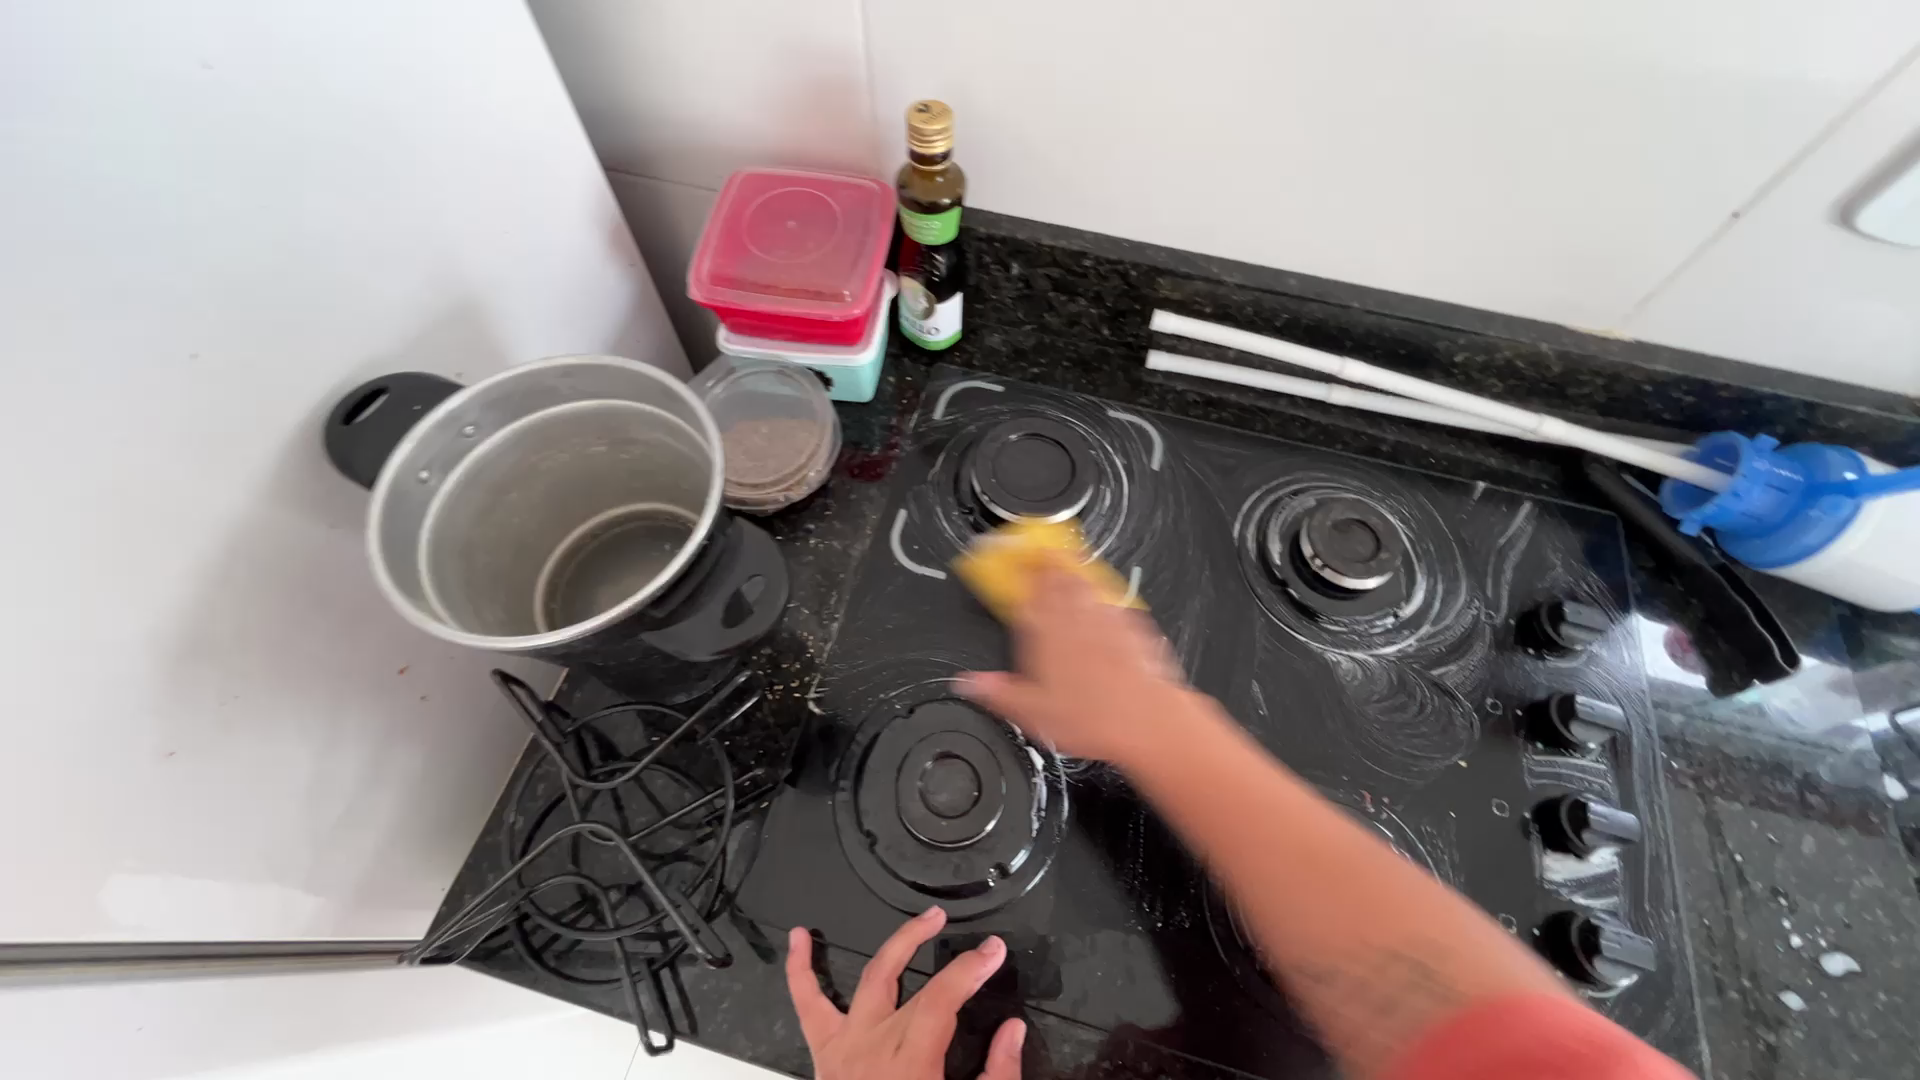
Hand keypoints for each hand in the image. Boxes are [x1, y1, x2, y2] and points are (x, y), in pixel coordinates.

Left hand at [785, 906, 1025, 1079]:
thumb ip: (997, 1075)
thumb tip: (1013, 1029)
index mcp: (909, 1065)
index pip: (942, 998)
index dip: (970, 969)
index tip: (993, 950)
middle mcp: (873, 1047)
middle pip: (913, 987)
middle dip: (948, 959)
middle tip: (975, 940)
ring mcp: (844, 1047)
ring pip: (871, 978)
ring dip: (898, 944)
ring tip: (926, 920)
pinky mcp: (823, 1054)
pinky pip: (808, 1005)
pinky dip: (799, 969)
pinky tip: (797, 936)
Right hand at [960, 561, 1198, 766]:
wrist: (1146, 720)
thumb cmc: (1091, 718)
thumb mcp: (1029, 712)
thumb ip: (997, 693)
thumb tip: (968, 684)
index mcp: (1046, 634)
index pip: (1029, 592)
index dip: (1021, 571)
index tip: (1014, 558)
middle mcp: (1076, 621)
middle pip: (1060, 582)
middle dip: (1049, 563)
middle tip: (1042, 550)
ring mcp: (1107, 622)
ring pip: (1088, 587)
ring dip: (1077, 571)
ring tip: (1070, 560)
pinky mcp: (1134, 631)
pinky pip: (1116, 604)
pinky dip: (1106, 597)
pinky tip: (1106, 599)